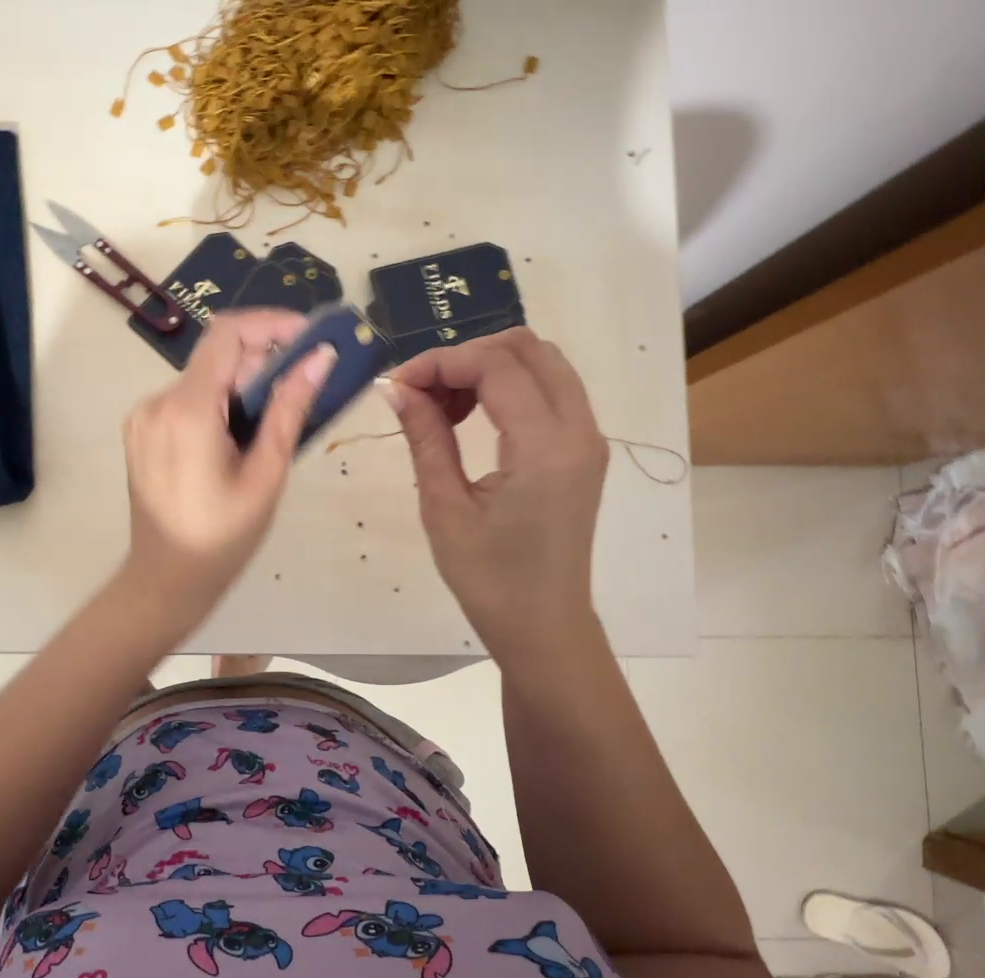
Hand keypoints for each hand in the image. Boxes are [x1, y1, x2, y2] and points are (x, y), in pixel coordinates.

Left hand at [121, 310, 331, 613]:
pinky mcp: (141, 431)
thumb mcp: (265, 474)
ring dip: (241, 387)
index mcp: (187, 410)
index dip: (271, 324)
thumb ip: (289, 409)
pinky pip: (186, 401)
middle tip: (303, 388)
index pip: (227, 334)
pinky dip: (218, 405)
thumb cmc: (223, 538)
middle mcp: (156, 402)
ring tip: (273, 424)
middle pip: (216, 357)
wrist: (165, 580)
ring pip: (202, 379)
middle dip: (263, 361)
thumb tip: (320, 357)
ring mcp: (143, 417)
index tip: (309, 338)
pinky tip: (238, 439)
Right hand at [383, 327, 607, 644]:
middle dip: (466, 356)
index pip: (496, 366)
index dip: (441, 362)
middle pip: (528, 348)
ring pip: (543, 362)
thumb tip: (396, 390)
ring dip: (489, 366)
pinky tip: (471, 416)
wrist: (542, 623)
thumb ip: (426, 438)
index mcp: (544, 449)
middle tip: (421, 391)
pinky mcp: (584, 449)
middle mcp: (578, 431)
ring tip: (442, 404)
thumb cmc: (488, 578)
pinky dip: (509, 386)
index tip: (396, 385)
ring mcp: (588, 438)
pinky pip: (550, 390)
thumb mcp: (445, 508)